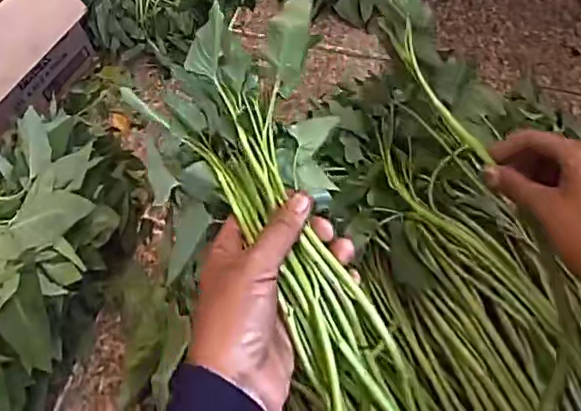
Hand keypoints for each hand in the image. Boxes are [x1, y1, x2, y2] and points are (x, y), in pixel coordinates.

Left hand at [187, 192, 354, 410]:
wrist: (240, 384)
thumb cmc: (236, 315)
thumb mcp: (254, 265)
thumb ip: (279, 231)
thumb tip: (300, 197)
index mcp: (230, 250)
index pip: (253, 214)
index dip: (276, 203)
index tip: (303, 196)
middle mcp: (250, 268)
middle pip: (283, 238)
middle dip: (307, 231)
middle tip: (326, 228)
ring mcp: (272, 293)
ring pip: (303, 265)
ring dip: (325, 255)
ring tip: (345, 248)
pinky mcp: (292, 317)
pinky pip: (315, 293)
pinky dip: (333, 283)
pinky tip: (350, 275)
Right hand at [485, 130, 580, 325]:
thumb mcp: (546, 210)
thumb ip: (515, 185)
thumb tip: (487, 171)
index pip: (535, 138)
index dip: (506, 148)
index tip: (485, 162)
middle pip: (553, 150)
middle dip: (524, 163)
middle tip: (501, 181)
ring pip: (569, 168)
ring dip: (541, 177)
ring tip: (521, 196)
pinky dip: (561, 189)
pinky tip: (549, 208)